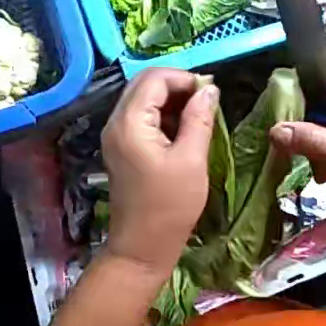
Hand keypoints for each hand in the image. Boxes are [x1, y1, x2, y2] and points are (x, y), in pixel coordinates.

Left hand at [99, 68, 217, 276]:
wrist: (141, 246)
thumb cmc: (169, 206)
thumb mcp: (192, 160)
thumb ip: (199, 119)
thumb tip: (210, 89)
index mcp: (129, 122)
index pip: (154, 78)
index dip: (184, 78)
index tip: (211, 92)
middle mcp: (115, 121)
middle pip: (144, 84)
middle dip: (176, 86)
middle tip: (206, 101)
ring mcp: (115, 134)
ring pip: (142, 99)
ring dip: (170, 100)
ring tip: (199, 116)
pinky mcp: (120, 146)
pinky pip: (139, 117)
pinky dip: (161, 115)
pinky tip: (183, 130)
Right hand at [269, 65, 325, 224]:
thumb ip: (312, 139)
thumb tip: (274, 130)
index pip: (325, 72)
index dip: (299, 78)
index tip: (273, 94)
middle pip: (318, 101)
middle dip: (299, 118)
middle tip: (279, 131)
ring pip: (320, 126)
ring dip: (309, 142)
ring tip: (299, 156)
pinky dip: (319, 156)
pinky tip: (316, 170)